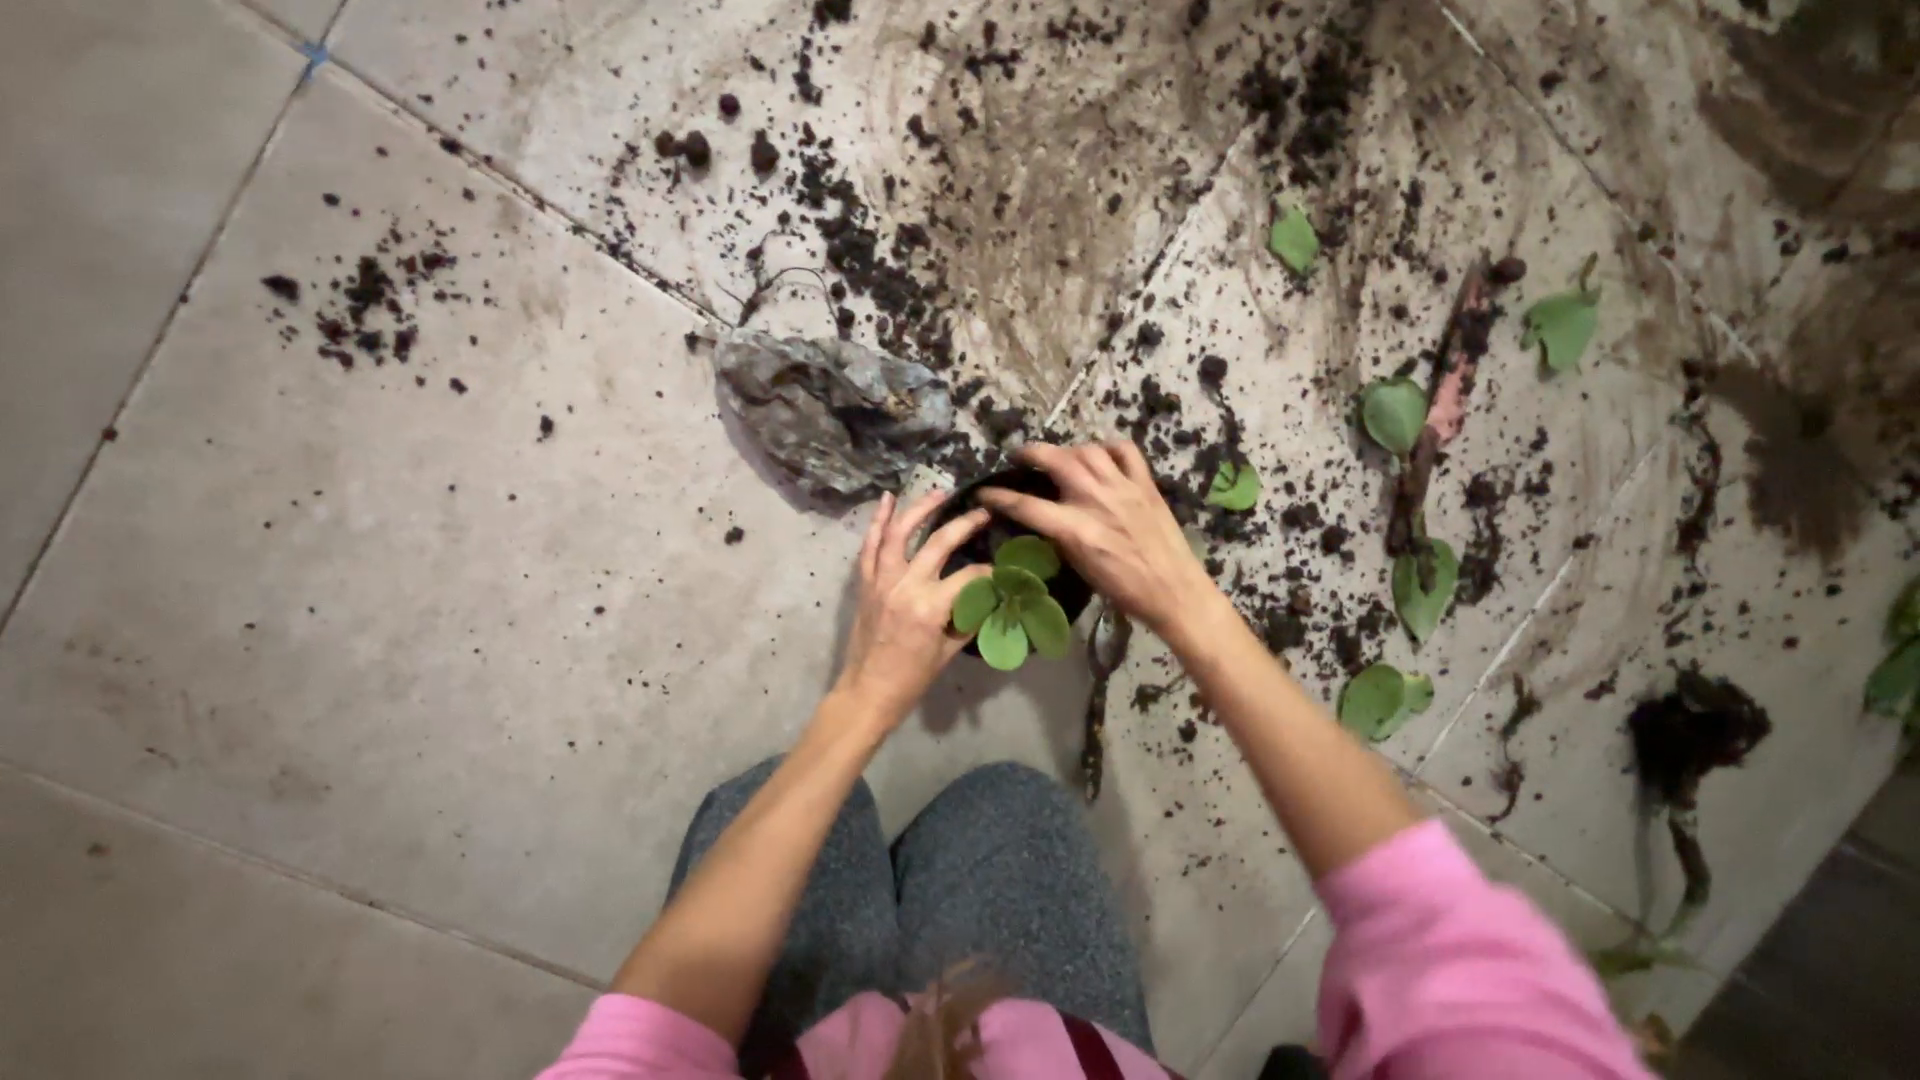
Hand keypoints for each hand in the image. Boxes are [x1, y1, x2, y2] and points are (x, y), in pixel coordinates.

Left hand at [830, 491, 992, 726]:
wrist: (867, 692)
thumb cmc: (911, 679)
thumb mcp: (948, 652)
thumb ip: (968, 618)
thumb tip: (988, 594)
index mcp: (930, 607)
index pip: (968, 576)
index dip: (988, 570)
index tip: (1000, 568)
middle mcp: (905, 586)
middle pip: (939, 543)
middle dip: (964, 524)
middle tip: (981, 512)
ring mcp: (881, 581)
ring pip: (900, 533)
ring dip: (920, 509)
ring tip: (938, 492)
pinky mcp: (865, 583)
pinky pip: (871, 546)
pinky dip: (878, 522)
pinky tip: (887, 500)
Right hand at [977, 441, 1222, 639]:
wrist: (1173, 590)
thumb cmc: (1124, 589)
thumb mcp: (1080, 567)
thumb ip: (1060, 536)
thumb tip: (1044, 517)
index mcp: (1076, 529)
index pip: (1026, 505)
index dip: (998, 497)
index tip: (984, 493)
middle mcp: (1097, 500)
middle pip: (1055, 460)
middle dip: (1030, 453)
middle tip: (1021, 457)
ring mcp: (1123, 487)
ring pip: (1087, 450)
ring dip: (1068, 450)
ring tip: (1062, 458)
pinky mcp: (1145, 484)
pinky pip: (1124, 451)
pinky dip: (1107, 448)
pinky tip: (1101, 457)